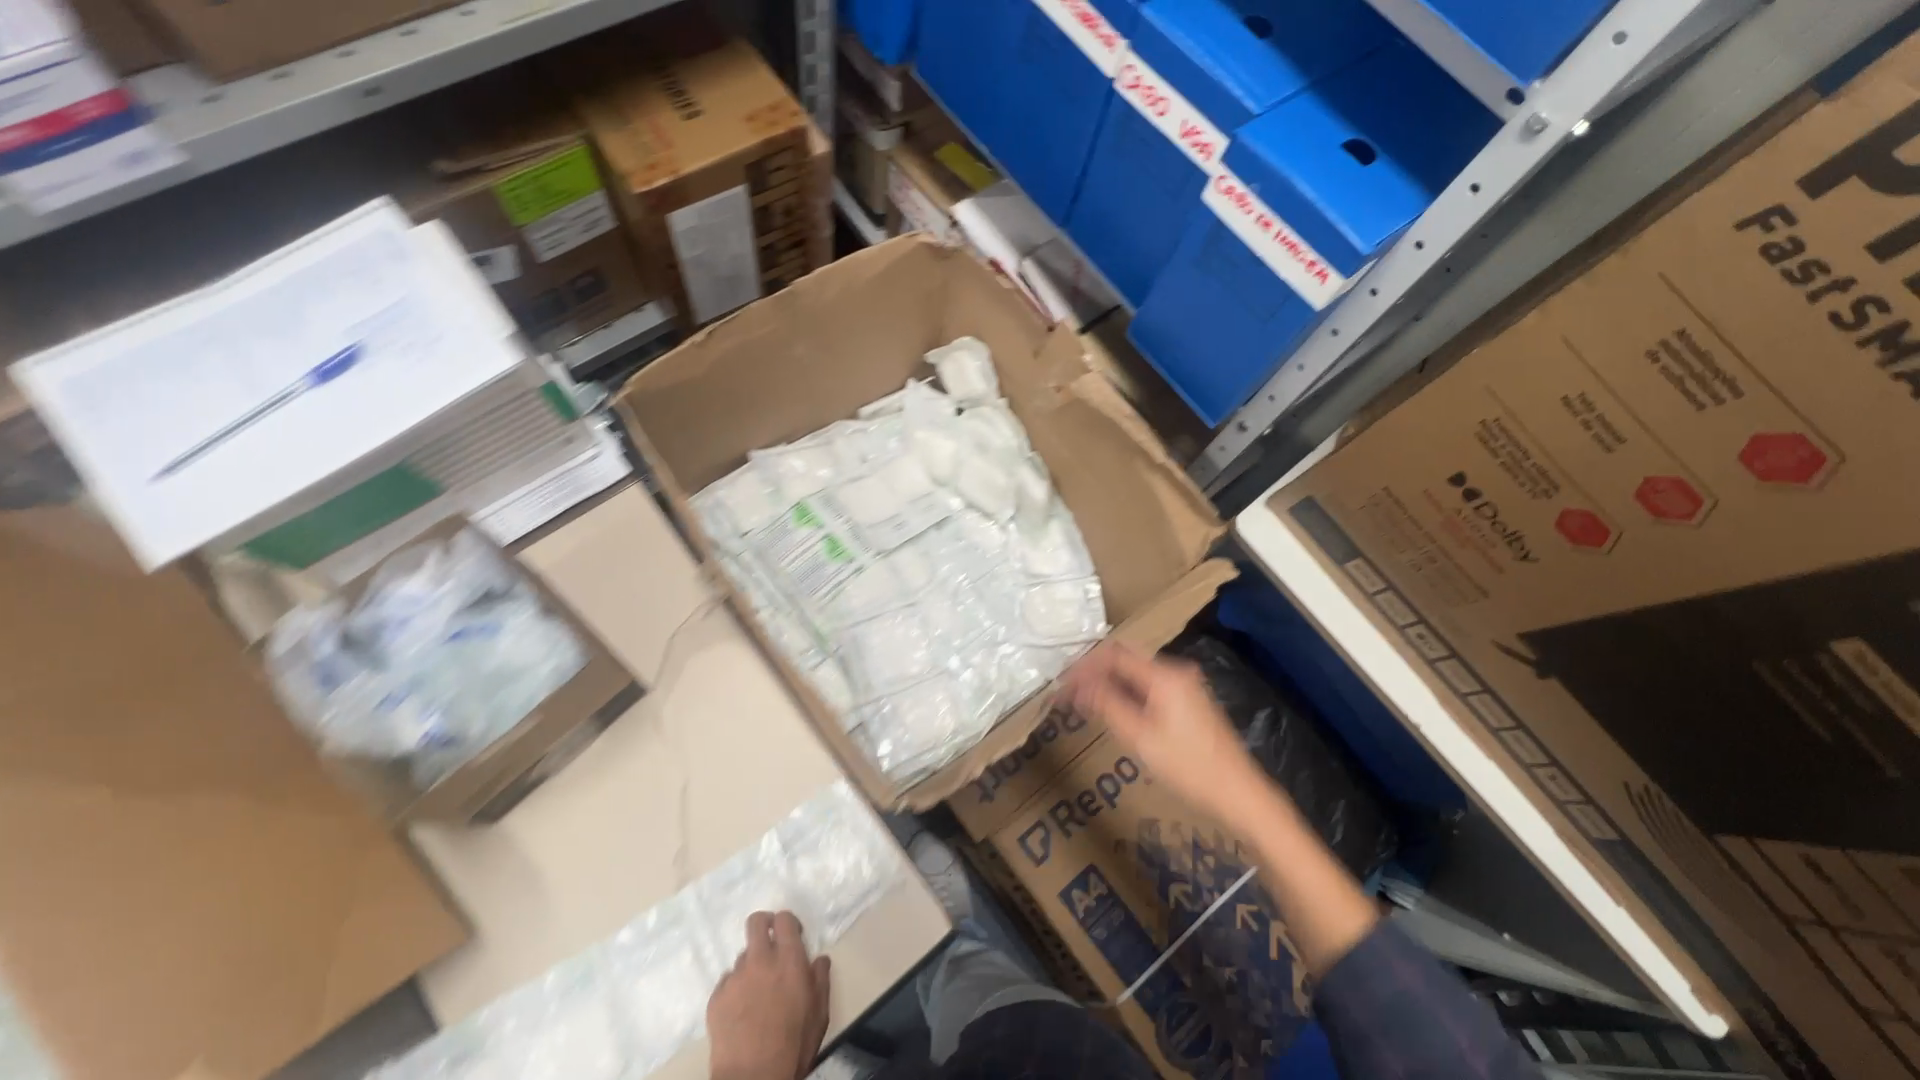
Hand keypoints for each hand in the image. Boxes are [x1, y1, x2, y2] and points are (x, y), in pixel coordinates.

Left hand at [707, 911, 831, 1079]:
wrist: (754, 1076)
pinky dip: (736, 989)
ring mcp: (734, 978)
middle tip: (770, 942)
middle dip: (764, 924)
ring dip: (752, 966)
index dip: (788, 922)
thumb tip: (819, 960)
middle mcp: (760, 961)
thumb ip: (820, 980)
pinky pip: (728, 982)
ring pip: (742, 957)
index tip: (792, 934)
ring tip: (758, 993)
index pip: (784, 919)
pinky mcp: (716, 997)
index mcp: (789, 961)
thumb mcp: (820, 1013)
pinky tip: (742, 1011)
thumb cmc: (794, 1045)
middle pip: (756, 922)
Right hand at [1062, 643, 1272, 825]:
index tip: (1060, 682)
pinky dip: (1127, 692)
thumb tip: (1076, 685)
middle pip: (1125, 659)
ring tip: (1083, 701)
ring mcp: (1186, 685)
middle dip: (1094, 672)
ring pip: (1136, 673)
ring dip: (1109, 682)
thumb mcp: (1140, 738)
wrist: (1238, 793)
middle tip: (1066, 691)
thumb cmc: (1188, 768)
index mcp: (1164, 676)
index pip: (1113, 655)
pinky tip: (1113, 710)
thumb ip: (1106, 705)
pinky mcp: (1189, 701)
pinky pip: (1149, 685)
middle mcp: (1176, 672)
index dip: (1083, 666)